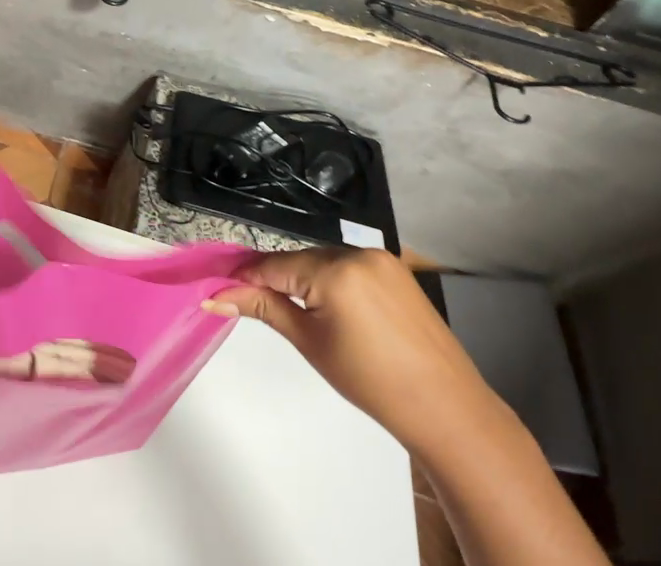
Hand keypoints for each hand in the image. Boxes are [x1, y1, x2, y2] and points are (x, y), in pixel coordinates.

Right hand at [203, 248, 502, 455]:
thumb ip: (263, 308)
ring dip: (299, 279)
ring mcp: (382, 261)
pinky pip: (348, 268)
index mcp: (335, 270)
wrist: (445, 406)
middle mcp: (358, 254)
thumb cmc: (370, 380)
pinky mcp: (396, 272)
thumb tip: (215, 297)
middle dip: (271, 278)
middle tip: (244, 302)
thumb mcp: (309, 342)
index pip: (273, 265)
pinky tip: (322, 306)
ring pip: (322, 262)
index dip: (242, 278)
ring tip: (283, 307)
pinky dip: (329, 282)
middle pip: (297, 260)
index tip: (215, 288)